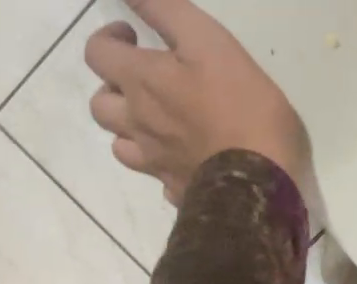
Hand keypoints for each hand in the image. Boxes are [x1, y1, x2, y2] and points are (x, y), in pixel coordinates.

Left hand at [85, 0, 308, 203]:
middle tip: (142, 85)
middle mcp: (139, 124)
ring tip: (157, 126)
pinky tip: (183, 164)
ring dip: (130, 132)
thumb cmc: (242, 107)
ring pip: (121, 147)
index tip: (135, 38)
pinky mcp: (179, 192)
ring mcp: (157, 164)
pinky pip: (159, 181)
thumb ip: (164, 9)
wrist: (260, 184)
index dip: (108, 39)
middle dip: (114, 88)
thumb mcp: (210, 40)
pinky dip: (164, 169)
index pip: (96, 53)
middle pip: (100, 106)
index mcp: (141, 82)